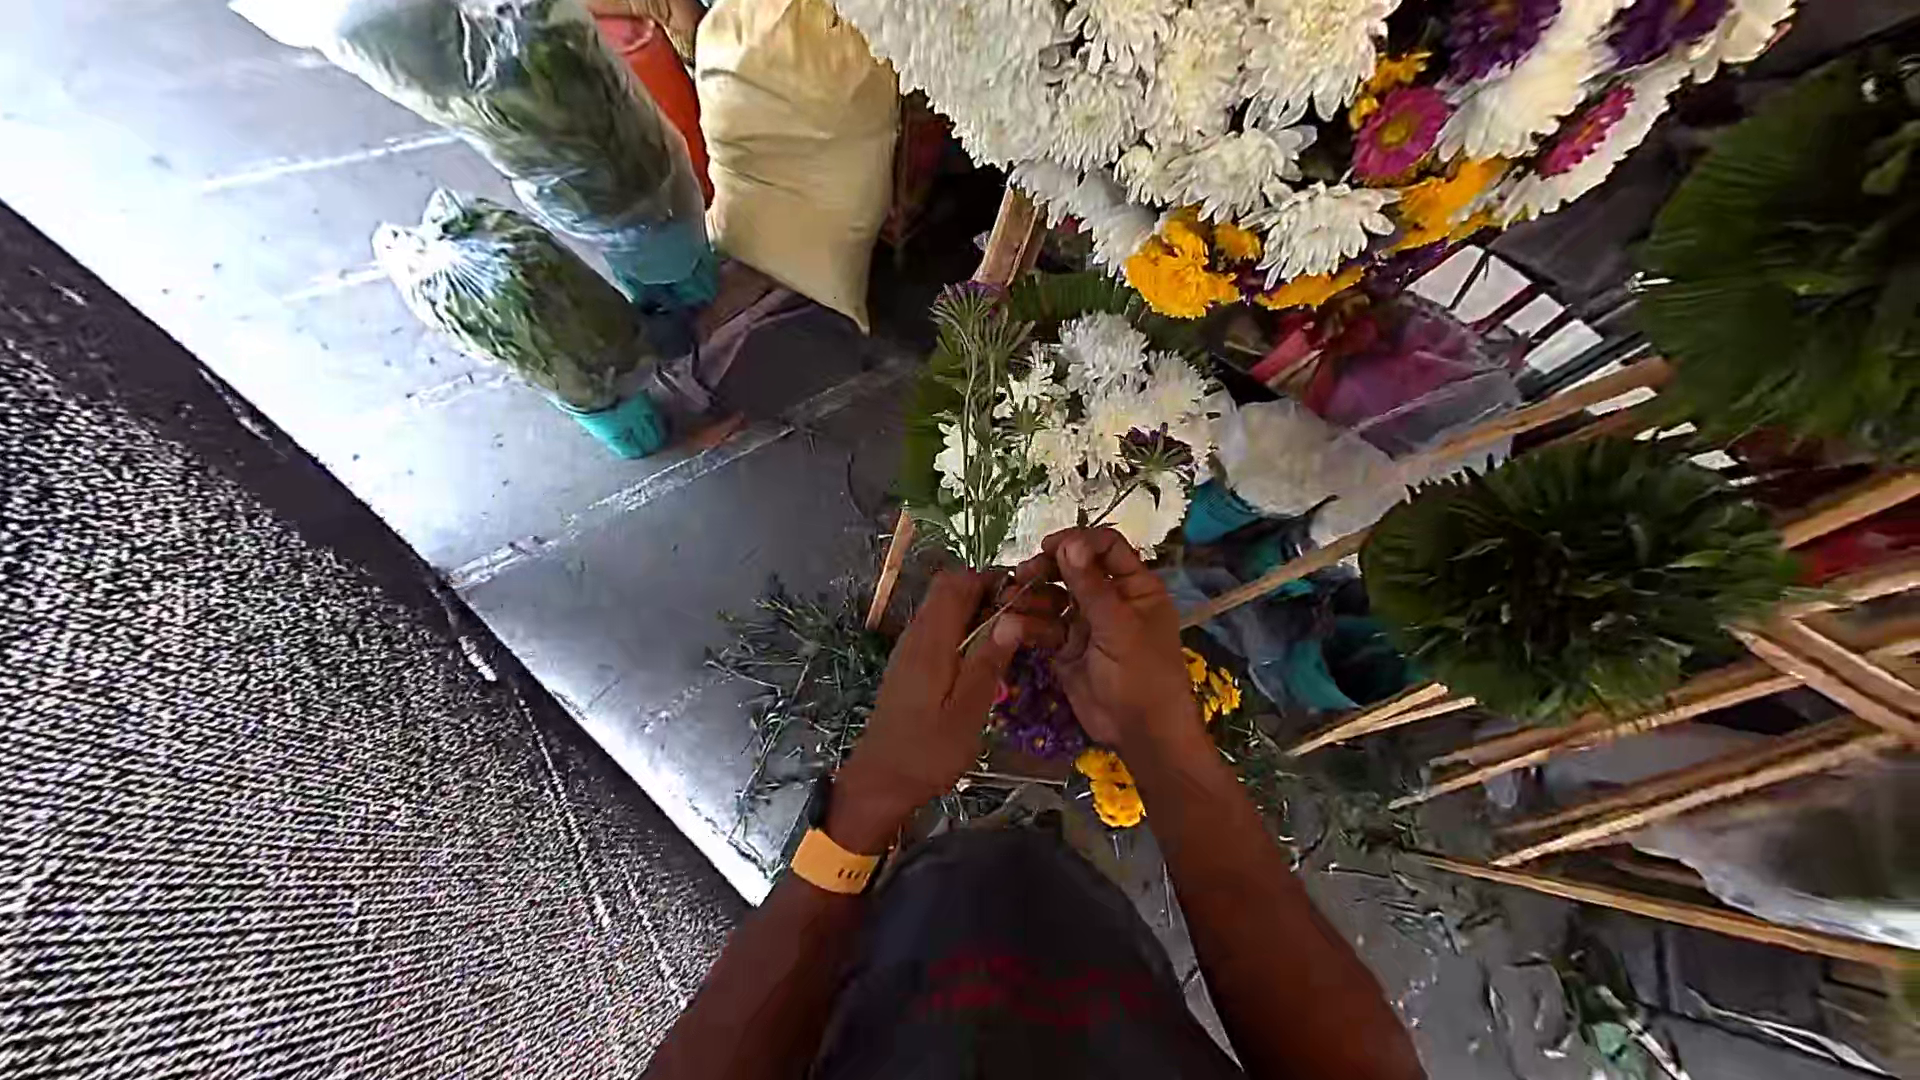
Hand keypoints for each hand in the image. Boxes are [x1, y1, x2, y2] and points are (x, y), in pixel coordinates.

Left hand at [831, 569, 1063, 853]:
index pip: (956, 583)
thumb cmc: (928, 752)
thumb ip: (988, 662)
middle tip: (1018, 615)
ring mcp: (909, 647)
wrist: (881, 780)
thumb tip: (1013, 618)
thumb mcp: (968, 712)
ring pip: (941, 605)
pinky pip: (936, 626)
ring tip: (1006, 633)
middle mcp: (916, 635)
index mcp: (931, 641)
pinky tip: (980, 653)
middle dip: (984, 590)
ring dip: (973, 607)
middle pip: (947, 588)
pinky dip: (960, 625)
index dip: (990, 580)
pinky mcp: (908, 662)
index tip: (1021, 598)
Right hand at [1015, 528, 1202, 756]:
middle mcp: (1109, 599)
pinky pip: (1043, 628)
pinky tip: (1011, 627)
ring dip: (1030, 597)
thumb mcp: (1118, 625)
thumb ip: (1090, 584)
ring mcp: (1086, 624)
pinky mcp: (1066, 648)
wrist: (1141, 734)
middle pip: (1072, 569)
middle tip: (1023, 574)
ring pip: (1053, 598)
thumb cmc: (1143, 674)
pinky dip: (1026, 626)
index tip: (1049, 548)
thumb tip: (1069, 543)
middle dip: (1046, 569)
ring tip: (1009, 599)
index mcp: (1134, 587)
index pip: (1106, 548)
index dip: (1078, 542)